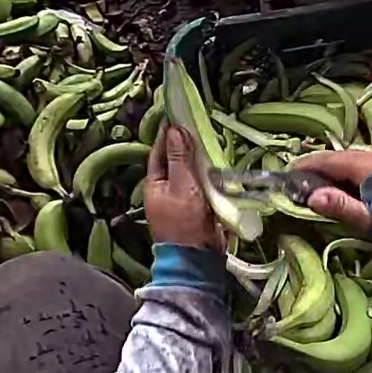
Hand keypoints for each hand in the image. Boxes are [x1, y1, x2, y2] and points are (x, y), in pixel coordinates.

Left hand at [145, 124, 221, 248]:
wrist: (197, 258)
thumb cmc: (184, 221)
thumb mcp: (181, 185)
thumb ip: (180, 158)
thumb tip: (175, 130)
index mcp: (155, 183)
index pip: (160, 151)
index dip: (168, 133)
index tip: (177, 114)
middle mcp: (165, 188)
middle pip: (175, 159)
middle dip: (185, 143)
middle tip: (196, 123)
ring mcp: (181, 197)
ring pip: (189, 170)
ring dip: (198, 157)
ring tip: (208, 138)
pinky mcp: (197, 205)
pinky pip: (201, 182)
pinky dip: (208, 172)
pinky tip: (217, 163)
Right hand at [292, 150, 371, 230]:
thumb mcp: (369, 222)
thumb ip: (340, 207)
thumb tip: (311, 196)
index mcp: (369, 168)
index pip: (331, 161)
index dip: (308, 166)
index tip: (290, 171)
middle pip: (344, 157)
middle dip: (321, 165)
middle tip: (302, 176)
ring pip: (358, 160)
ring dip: (338, 168)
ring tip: (323, 182)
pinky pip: (371, 166)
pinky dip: (353, 172)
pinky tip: (351, 186)